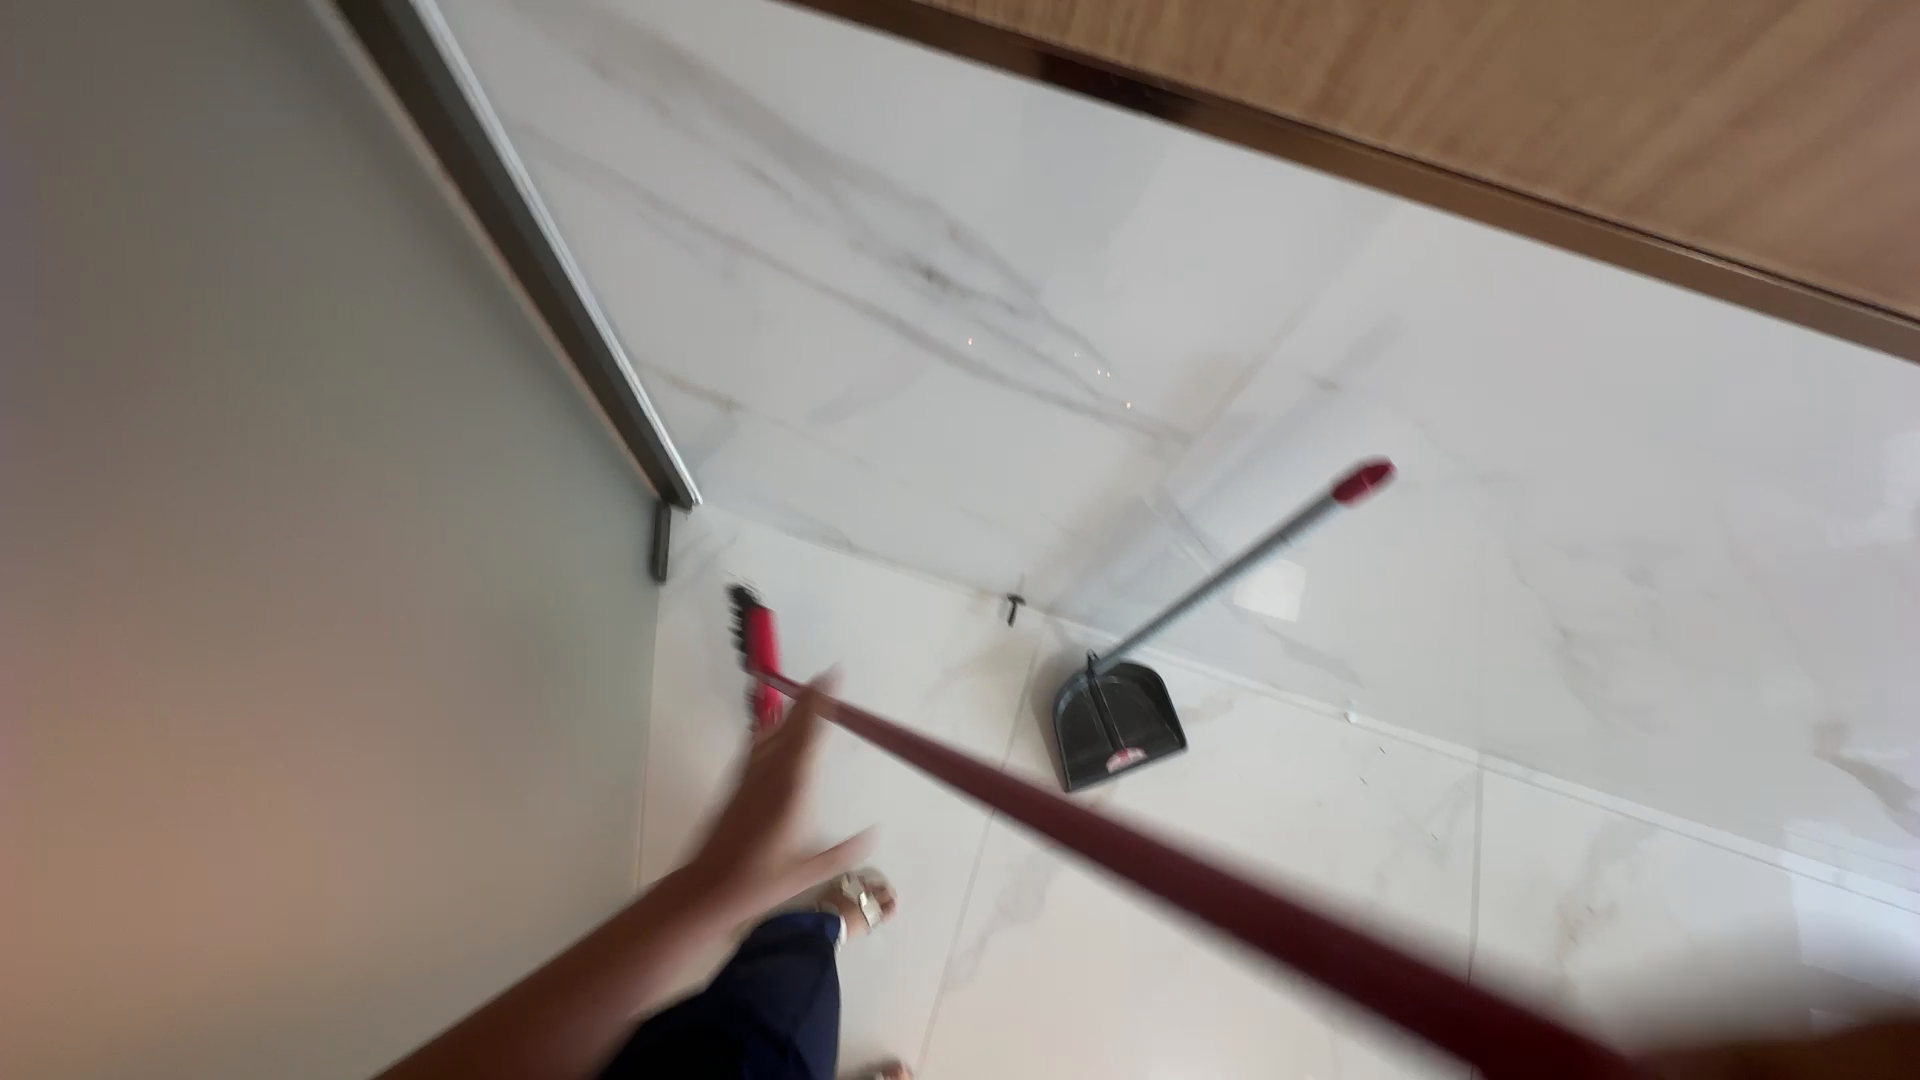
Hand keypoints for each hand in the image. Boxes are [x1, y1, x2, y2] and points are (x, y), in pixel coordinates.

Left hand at [685, 674, 871, 920]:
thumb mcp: (808, 872)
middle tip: (826, 673)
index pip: (810, 736)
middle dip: (810, 698)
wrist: (706, 889)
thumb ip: (844, 851)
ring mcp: (751, 776)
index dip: (821, 706)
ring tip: (807, 688)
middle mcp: (771, 774)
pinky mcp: (737, 783)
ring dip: (792, 708)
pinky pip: (757, 744)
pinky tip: (774, 719)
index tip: (833, 680)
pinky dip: (769, 726)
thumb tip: (875, 833)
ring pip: (774, 731)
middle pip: (793, 726)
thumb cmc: (760, 882)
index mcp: (792, 790)